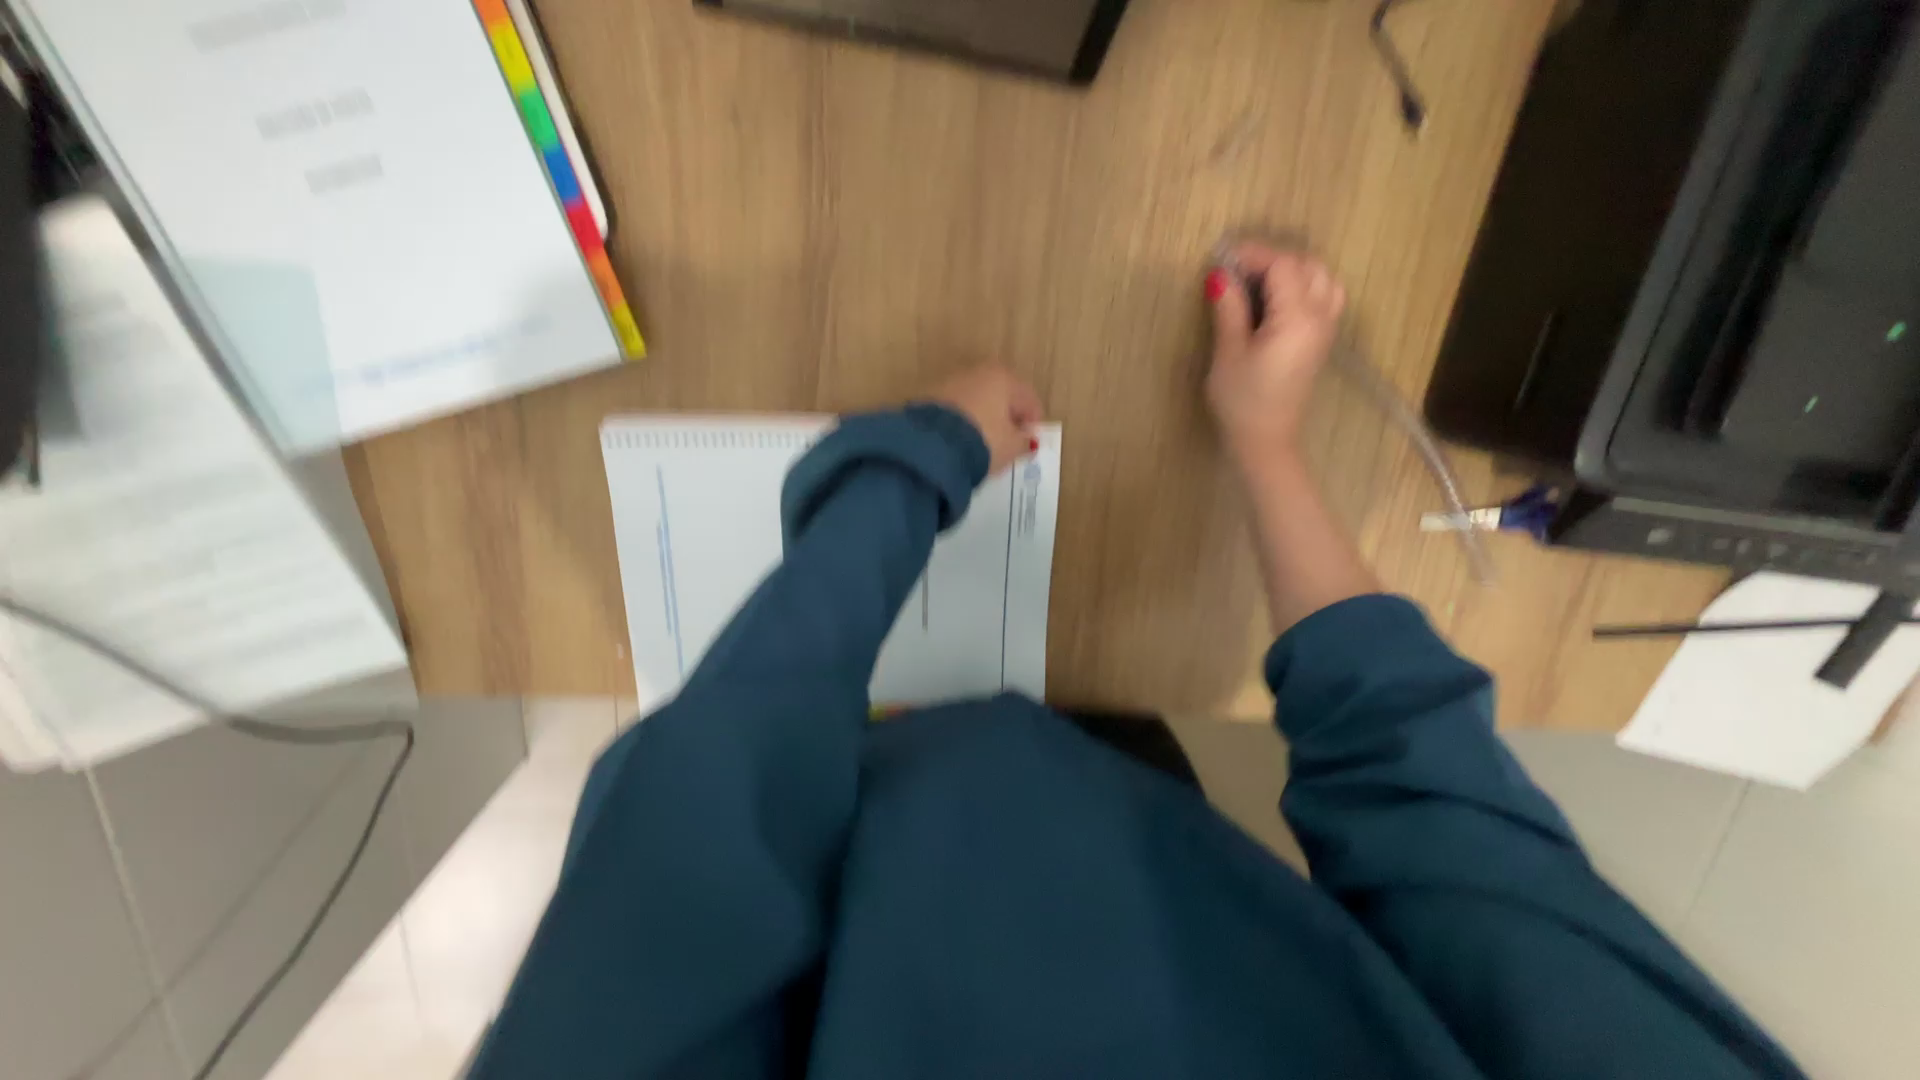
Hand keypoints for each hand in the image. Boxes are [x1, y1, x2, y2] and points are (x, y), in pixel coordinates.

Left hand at [926, 364, 1044, 475]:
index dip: (1032, 423)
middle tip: (1008, 443)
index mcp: (1003, 378)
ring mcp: (950, 382)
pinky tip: (961, 441)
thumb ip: (1024, 442)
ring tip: (982, 444)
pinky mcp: (929, 397)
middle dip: (1005, 418)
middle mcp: (977, 372)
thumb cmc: (983, 442)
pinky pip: (955, 410)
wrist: (931, 447)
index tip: (1030, 442)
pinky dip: (961, 422)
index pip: (1028, 399)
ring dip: (982, 418)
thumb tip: (1027, 440)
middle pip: (1000, 395)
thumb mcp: (1011, 448)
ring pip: (975, 401)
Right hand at [1204, 244, 1346, 468]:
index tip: (1222, 258)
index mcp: (1297, 318)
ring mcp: (1325, 329)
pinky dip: (1303, 287)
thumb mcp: (1229, 353)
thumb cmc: (1242, 401)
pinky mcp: (1320, 341)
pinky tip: (1275, 300)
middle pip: (1308, 266)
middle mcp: (1320, 317)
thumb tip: (1221, 275)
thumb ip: (1230, 309)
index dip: (1254, 255)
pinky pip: (1323, 298)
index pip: (1283, 266)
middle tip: (1238, 271)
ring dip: (1292, 271)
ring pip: (1321, 279)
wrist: (1266, 441)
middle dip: (1274, 259)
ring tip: (1258, 282)